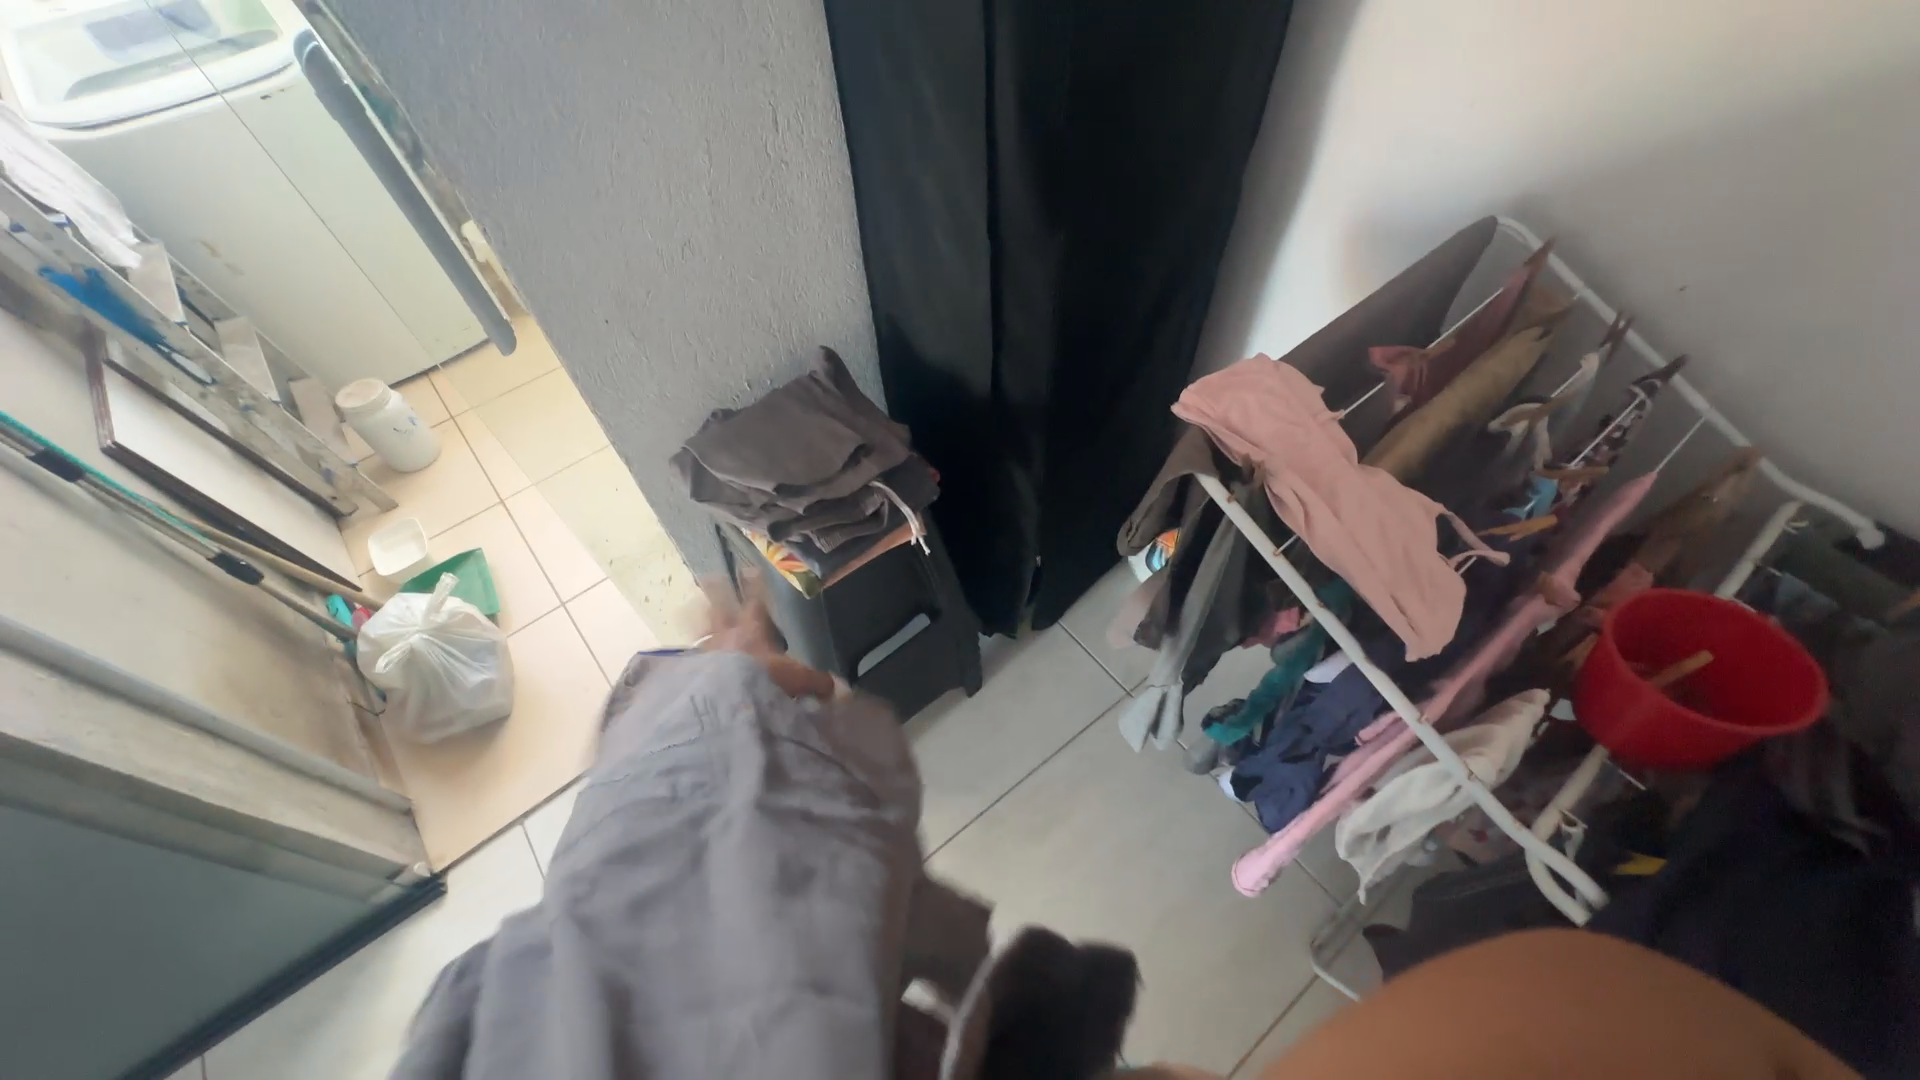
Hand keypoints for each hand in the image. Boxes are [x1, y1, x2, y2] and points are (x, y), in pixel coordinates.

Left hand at [700, 574, 839, 699]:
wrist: (724, 701)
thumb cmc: (764, 680)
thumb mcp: (798, 680)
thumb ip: (815, 681)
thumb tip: (833, 687)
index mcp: (753, 630)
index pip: (756, 601)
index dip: (755, 585)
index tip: (750, 569)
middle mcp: (727, 635)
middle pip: (720, 606)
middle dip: (716, 591)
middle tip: (709, 577)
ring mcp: (707, 651)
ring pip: (701, 628)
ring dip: (698, 620)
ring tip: (689, 611)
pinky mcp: (692, 671)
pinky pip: (692, 656)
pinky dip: (691, 653)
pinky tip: (688, 657)